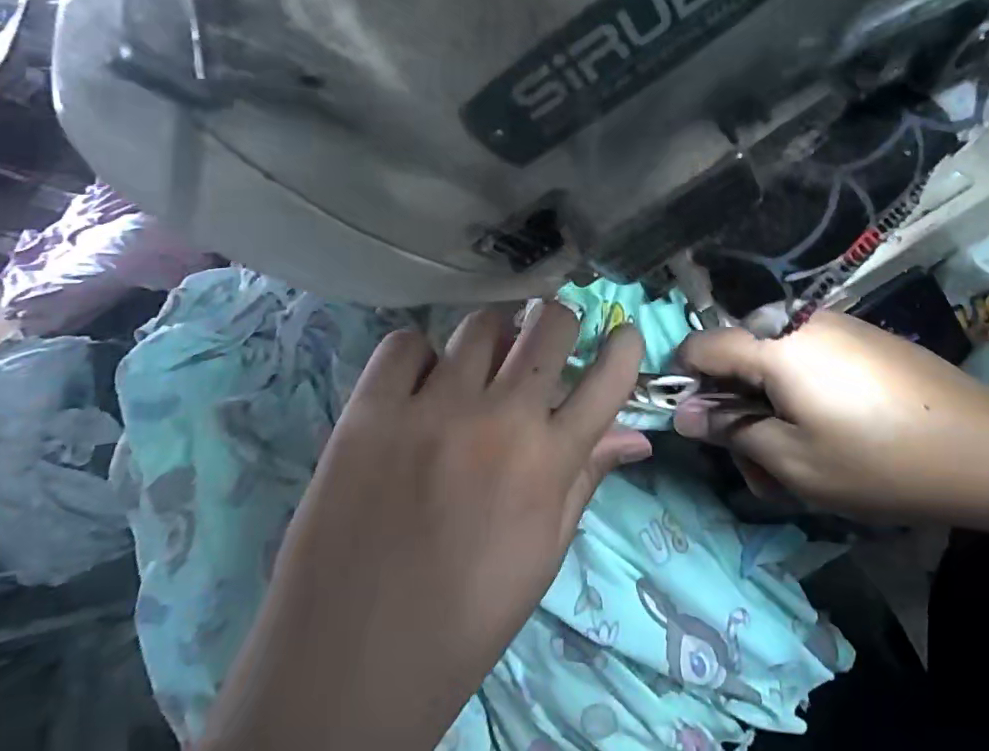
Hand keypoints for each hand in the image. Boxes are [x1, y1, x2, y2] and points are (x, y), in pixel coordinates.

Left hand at [203, 304, 648, 750]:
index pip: (609, 376)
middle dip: (560, 324)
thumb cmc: (469, 614)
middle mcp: (498, 420)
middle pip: (549, 326)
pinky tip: (420, 388)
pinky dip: (420, 357)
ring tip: (483, 367)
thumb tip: (636, 436)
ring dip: (495, 339)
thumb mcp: (546, 551)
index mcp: (549, 460)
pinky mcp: (367, 414)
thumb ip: (588, 477)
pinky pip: (405, 345)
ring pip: (481, 326)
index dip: (624, 346)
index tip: (621, 338)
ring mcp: (430, 411)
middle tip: (548, 345)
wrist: (353, 663)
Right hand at [673, 312, 988, 529]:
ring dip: (773, 412)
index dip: (684, 383)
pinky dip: (804, 397)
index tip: (695, 427)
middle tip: (761, 470)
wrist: (986, 448)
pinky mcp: (867, 340)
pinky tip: (832, 439)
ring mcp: (839, 327)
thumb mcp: (794, 461)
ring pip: (777, 365)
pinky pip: (812, 361)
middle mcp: (802, 321)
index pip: (703, 344)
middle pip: (741, 357)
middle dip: (737, 410)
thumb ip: (732, 431)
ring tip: (800, 466)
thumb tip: (684, 412)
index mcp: (777, 343)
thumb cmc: (879, 461)